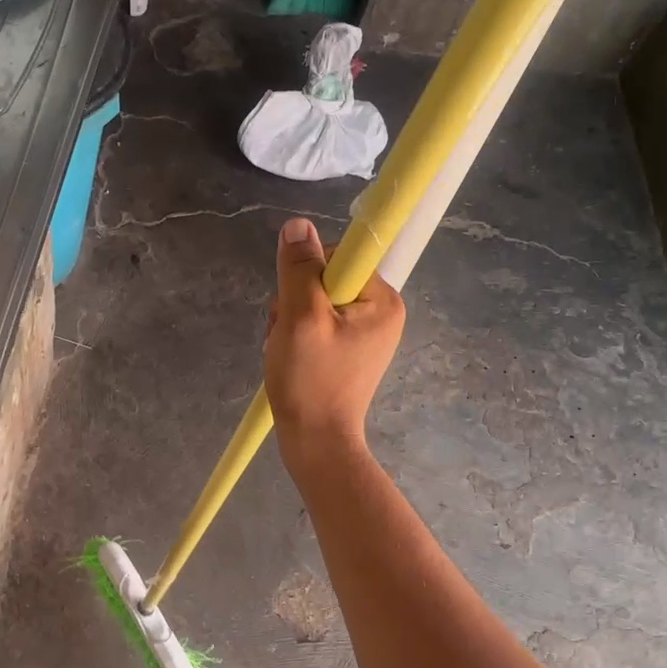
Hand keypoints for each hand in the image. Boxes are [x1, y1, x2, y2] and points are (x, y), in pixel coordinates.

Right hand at [264, 217, 404, 459]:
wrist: (315, 443)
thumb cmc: (310, 382)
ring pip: (315, 302)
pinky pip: (316, 324)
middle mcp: (381, 311)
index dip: (308, 274)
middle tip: (285, 333)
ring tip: (284, 349)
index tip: (296, 305)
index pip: (340, 256)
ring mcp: (365, 333)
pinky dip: (295, 336)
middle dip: (294, 301)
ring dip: (289, 320)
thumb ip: (299, 269)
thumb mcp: (299, 318)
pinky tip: (288, 356)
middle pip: (325, 279)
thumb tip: (297, 225)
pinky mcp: (347, 351)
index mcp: (382, 300)